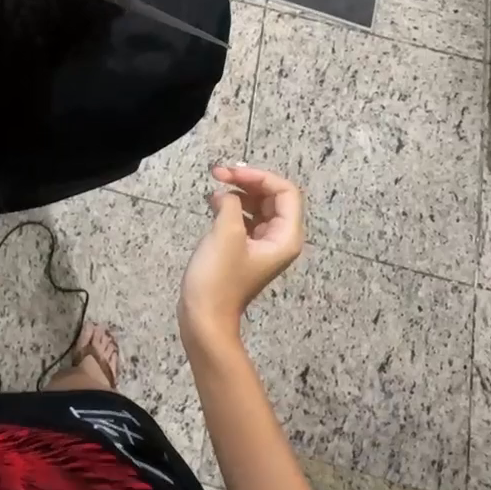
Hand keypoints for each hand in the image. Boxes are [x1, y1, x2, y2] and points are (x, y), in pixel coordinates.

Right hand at [180, 165, 304, 345]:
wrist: (205, 316)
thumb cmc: (218, 277)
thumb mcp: (225, 234)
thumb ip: (230, 204)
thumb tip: (226, 195)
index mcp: (285, 237)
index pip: (285, 192)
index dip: (259, 176)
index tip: (229, 174)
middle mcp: (279, 239)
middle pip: (273, 197)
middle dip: (248, 181)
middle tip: (218, 173)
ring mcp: (262, 245)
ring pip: (258, 206)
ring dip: (239, 192)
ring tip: (214, 185)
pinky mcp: (244, 250)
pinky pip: (245, 218)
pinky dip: (231, 206)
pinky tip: (212, 203)